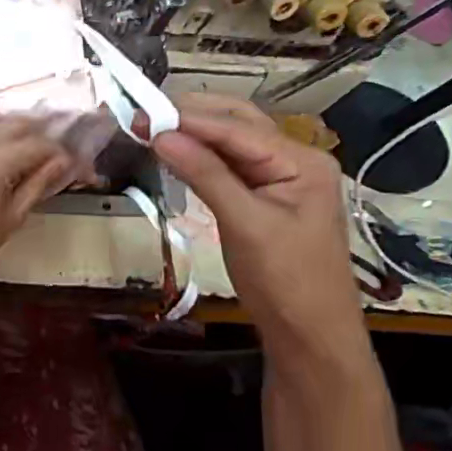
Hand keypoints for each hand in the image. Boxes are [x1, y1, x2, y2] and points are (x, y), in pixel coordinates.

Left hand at [0, 117, 75, 296]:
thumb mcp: (11, 217)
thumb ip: (38, 184)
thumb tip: (65, 162)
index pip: (38, 144)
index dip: (61, 152)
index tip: (75, 165)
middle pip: (18, 124)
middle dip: (43, 134)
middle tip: (59, 154)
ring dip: (21, 134)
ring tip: (37, 156)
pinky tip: (9, 158)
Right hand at [150, 95, 367, 361]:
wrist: (311, 336)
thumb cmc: (285, 282)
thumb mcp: (244, 224)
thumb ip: (205, 174)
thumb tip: (160, 135)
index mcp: (302, 160)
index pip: (237, 128)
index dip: (188, 119)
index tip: (141, 114)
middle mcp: (296, 160)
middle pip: (239, 124)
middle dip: (191, 117)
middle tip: (143, 116)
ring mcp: (283, 179)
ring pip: (233, 144)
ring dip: (195, 135)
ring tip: (152, 129)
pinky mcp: (267, 198)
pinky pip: (232, 167)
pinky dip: (203, 158)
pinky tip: (177, 154)